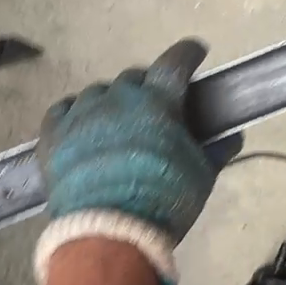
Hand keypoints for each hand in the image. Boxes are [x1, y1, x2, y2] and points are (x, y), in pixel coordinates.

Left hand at [39, 40, 241, 253]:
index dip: (188, 53)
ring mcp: (81, 114)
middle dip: (148, 87)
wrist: (109, 232)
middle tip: (157, 108)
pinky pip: (64, 110)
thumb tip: (232, 137)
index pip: (175, 61)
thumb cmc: (165, 198)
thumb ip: (216, 151)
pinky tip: (85, 127)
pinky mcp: (53, 135)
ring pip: (99, 93)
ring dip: (113, 102)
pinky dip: (77, 113)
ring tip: (120, 124)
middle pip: (135, 78)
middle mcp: (118, 97)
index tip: (196, 52)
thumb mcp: (202, 175)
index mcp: (159, 100)